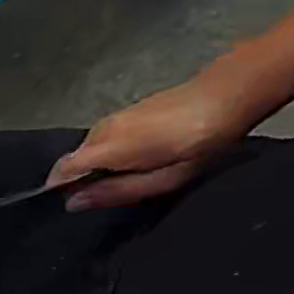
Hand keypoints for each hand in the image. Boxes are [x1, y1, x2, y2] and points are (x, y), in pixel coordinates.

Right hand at [47, 67, 261, 209]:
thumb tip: (72, 203)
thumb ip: (115, 192)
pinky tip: (144, 149)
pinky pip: (104, 138)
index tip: (82, 199)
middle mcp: (98, 132)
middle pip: (73, 162)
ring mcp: (110, 118)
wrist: (234, 89)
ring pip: (88, 149)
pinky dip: (112, 148)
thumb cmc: (203, 140)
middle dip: (85, 176)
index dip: (62, 189)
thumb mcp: (164, 179)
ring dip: (100, 162)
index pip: (59, 172)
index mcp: (103, 150)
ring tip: (136, 167)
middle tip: (119, 185)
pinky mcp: (125, 111)